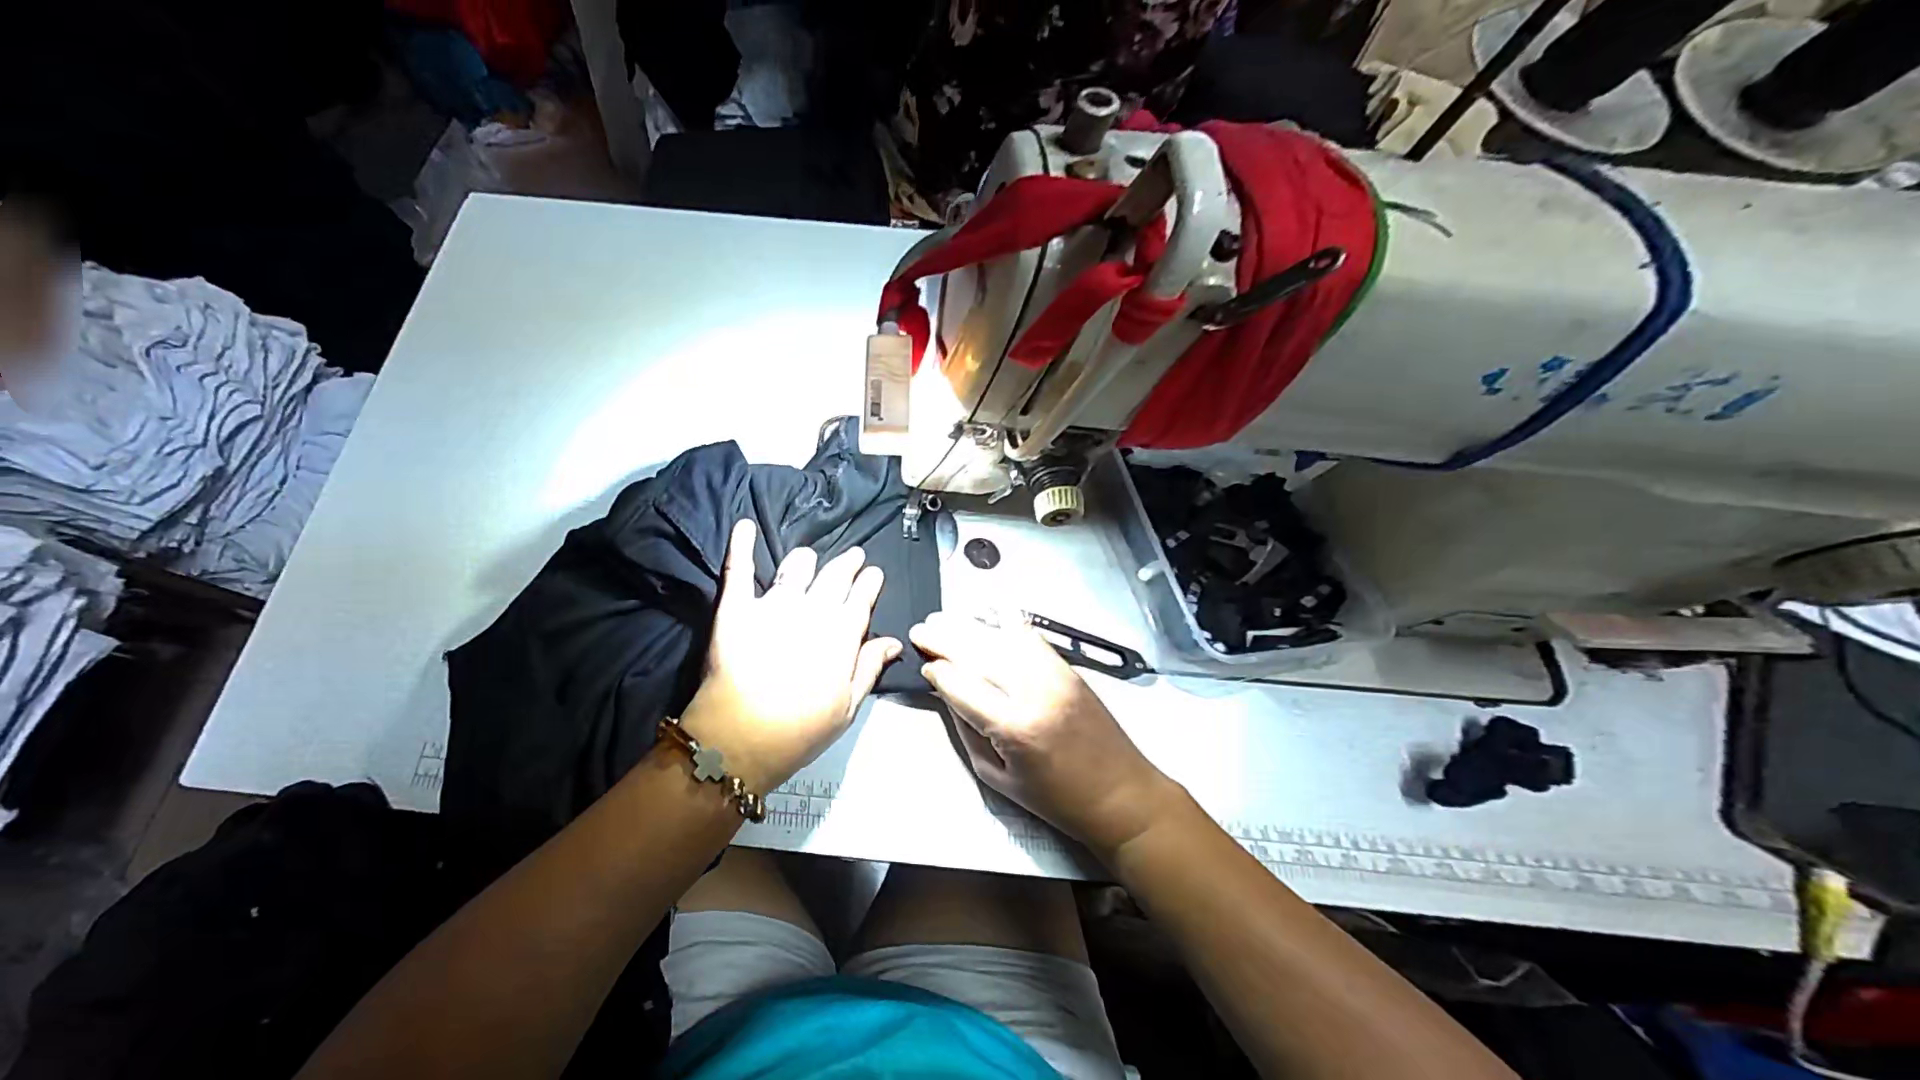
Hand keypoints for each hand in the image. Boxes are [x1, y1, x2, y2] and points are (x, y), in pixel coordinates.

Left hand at [682, 519, 900, 793]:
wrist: (740, 737)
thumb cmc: (799, 730)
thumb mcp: (846, 706)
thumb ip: (868, 667)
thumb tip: (893, 642)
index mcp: (842, 635)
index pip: (860, 600)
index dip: (868, 584)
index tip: (874, 573)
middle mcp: (812, 612)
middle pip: (834, 579)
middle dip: (846, 565)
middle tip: (854, 555)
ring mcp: (773, 606)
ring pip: (795, 569)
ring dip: (806, 560)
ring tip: (809, 555)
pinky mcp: (736, 608)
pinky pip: (739, 570)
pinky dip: (741, 545)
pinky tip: (743, 525)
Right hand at [910, 611, 1184, 860]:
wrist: (1120, 793)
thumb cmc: (1057, 799)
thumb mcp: (997, 777)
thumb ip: (968, 731)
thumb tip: (950, 694)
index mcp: (1013, 727)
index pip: (962, 685)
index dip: (938, 673)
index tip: (925, 667)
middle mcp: (1034, 692)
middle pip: (979, 652)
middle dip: (946, 639)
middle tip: (922, 630)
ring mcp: (1055, 675)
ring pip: (1004, 638)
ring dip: (971, 626)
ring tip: (946, 621)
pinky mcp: (1069, 669)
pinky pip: (1032, 637)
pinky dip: (1008, 624)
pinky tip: (990, 616)